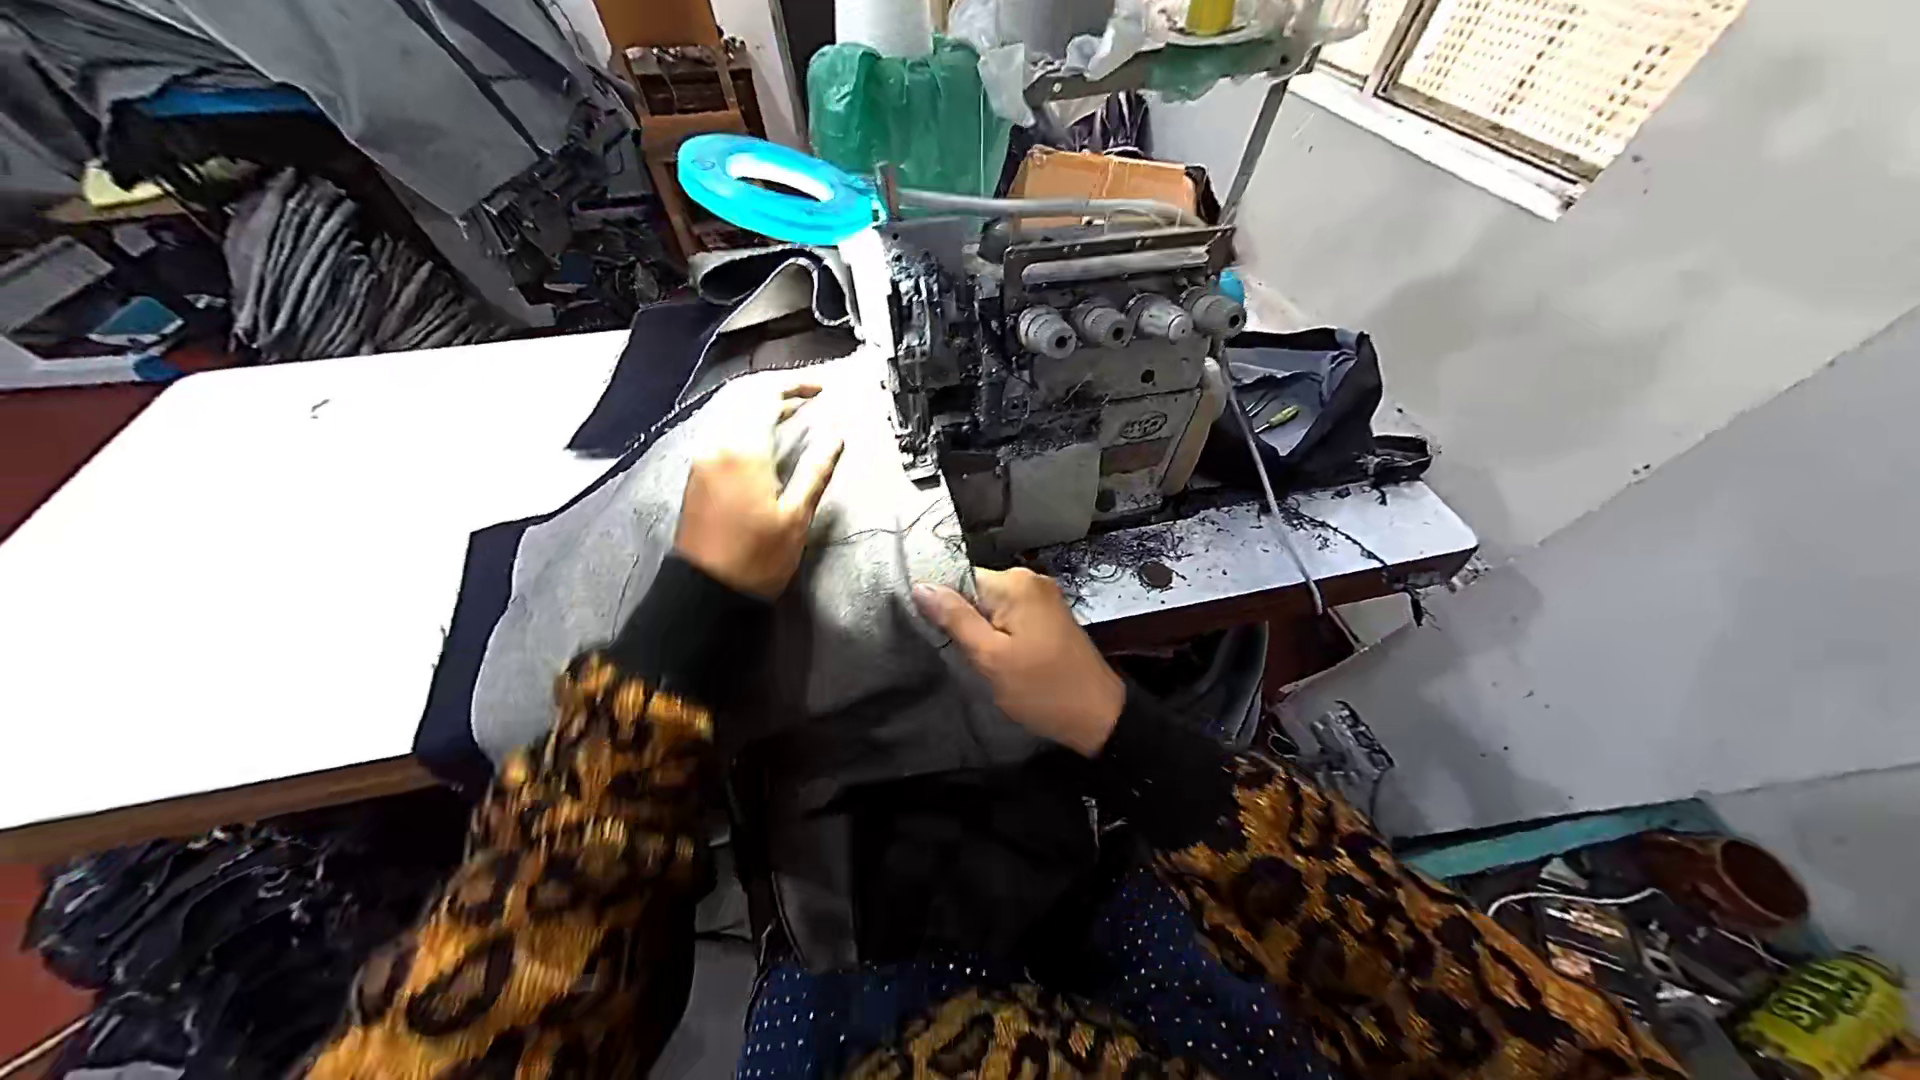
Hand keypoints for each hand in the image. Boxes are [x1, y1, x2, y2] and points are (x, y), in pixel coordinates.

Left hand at [674, 384, 843, 598]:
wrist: (707, 590)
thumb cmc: (757, 557)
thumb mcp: (796, 516)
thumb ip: (816, 470)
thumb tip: (835, 438)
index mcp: (743, 450)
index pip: (767, 397)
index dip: (795, 386)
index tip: (820, 389)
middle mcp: (716, 445)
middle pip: (745, 399)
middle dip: (778, 391)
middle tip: (808, 398)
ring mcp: (702, 458)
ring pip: (731, 414)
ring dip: (760, 407)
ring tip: (791, 415)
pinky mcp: (696, 473)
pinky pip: (721, 431)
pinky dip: (745, 424)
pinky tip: (764, 439)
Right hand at [913, 568, 1124, 755]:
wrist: (1098, 715)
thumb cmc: (1042, 689)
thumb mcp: (991, 658)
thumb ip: (955, 619)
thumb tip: (921, 586)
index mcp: (1015, 582)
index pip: (959, 578)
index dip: (944, 606)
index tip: (937, 634)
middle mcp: (1030, 579)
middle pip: (976, 590)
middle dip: (964, 620)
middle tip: (965, 654)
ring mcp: (1043, 596)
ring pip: (991, 605)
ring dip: (981, 629)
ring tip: (983, 659)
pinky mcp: (1049, 615)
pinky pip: (1010, 614)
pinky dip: (1000, 633)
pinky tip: (1002, 658)